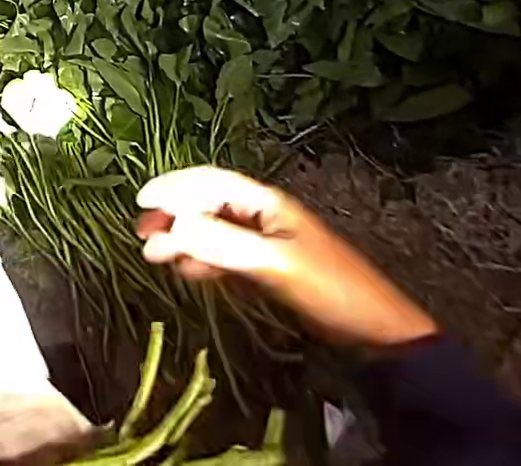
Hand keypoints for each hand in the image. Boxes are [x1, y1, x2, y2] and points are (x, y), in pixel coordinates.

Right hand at [134, 167, 439, 348]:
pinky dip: (201, 259)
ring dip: (182, 237)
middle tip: (140, 230)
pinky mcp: (266, 266)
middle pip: (206, 203)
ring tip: (154, 251)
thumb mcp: (275, 263)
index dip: (173, 188)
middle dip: (172, 213)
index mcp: (265, 201)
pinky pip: (224, 254)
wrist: (380, 336)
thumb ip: (222, 243)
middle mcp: (260, 214)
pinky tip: (187, 270)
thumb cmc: (330, 288)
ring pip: (212, 229)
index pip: (209, 183)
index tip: (142, 201)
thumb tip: (172, 227)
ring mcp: (263, 240)